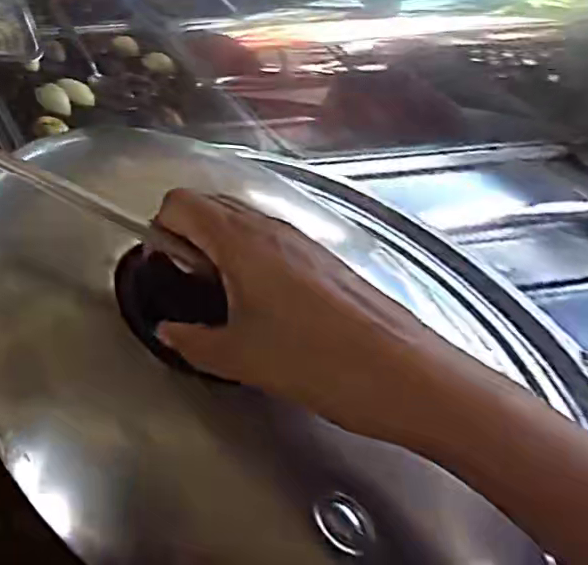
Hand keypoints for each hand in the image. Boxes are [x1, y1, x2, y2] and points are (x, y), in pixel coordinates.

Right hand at [152, 189, 509, 446]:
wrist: (426, 385)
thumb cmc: (324, 362)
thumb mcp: (241, 358)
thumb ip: (191, 341)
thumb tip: (167, 333)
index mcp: (238, 239)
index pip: (178, 202)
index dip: (161, 230)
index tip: (170, 269)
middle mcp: (269, 228)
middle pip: (205, 205)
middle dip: (186, 236)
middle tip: (193, 284)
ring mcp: (302, 241)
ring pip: (238, 222)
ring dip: (218, 247)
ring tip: (230, 299)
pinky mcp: (326, 261)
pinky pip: (269, 240)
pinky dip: (250, 259)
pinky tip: (270, 308)